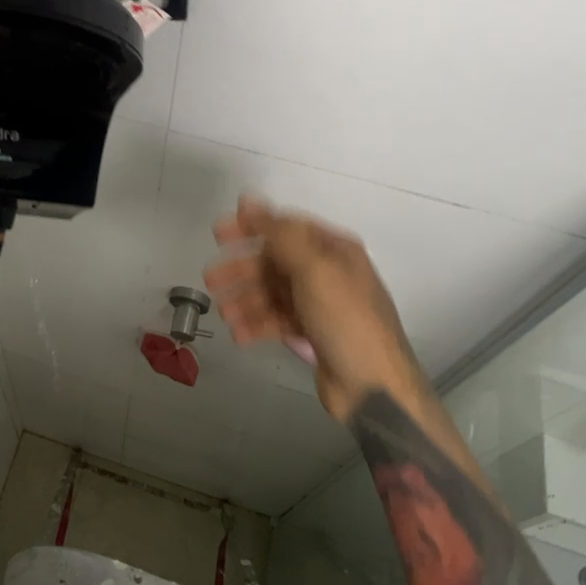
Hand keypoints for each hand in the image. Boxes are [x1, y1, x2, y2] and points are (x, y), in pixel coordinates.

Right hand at [204, 195, 418, 419]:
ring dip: (246, 300)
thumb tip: (249, 200)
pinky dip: (257, 324)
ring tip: (223, 313)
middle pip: (275, 261)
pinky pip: (277, 320)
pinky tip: (239, 333)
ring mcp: (319, 304)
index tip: (219, 235)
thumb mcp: (314, 269)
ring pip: (273, 292)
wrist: (375, 386)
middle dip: (242, 270)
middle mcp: (327, 271)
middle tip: (210, 279)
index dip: (251, 228)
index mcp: (333, 249)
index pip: (285, 227)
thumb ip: (279, 233)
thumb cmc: (346, 319)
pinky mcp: (312, 333)